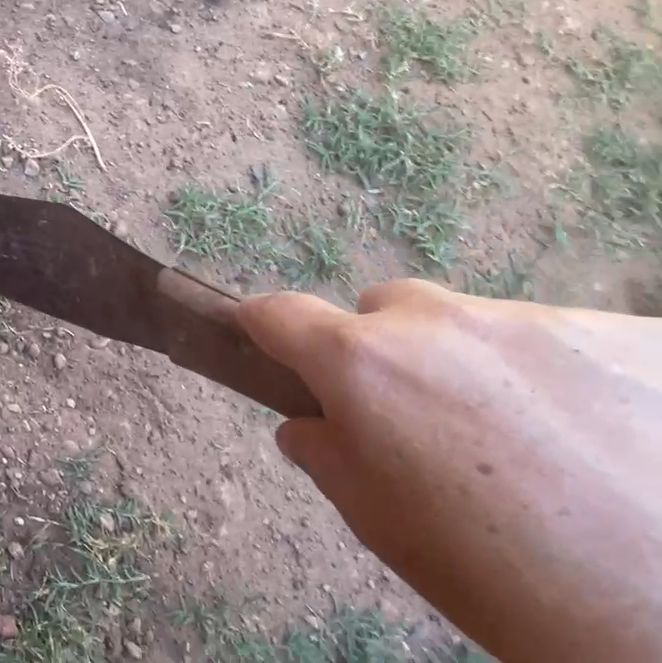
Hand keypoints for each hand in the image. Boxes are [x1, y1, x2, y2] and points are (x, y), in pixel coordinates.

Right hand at [239, 280, 661, 661]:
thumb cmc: (508, 581)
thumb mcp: (381, 524)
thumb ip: (327, 454)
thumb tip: (315, 425)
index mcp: (362, 363)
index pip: (277, 313)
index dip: (265, 331)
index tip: (271, 354)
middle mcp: (441, 323)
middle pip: (387, 309)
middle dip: (389, 352)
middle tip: (430, 425)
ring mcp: (543, 323)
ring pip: (480, 327)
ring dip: (483, 366)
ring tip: (543, 447)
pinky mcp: (636, 334)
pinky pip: (572, 343)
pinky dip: (573, 380)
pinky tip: (610, 443)